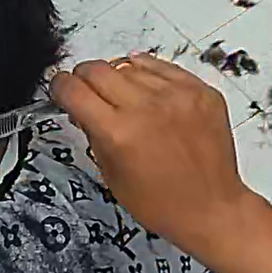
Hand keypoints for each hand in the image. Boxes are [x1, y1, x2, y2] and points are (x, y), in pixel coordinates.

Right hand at [52, 53, 267, 255]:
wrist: (211, 208)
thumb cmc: (164, 203)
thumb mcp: (112, 176)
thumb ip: (93, 135)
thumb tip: (81, 107)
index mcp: (118, 132)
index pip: (73, 89)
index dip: (60, 88)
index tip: (62, 90)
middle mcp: (147, 107)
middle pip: (97, 69)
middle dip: (85, 80)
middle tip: (89, 94)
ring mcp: (177, 96)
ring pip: (129, 64)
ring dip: (119, 78)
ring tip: (126, 101)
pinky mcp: (200, 91)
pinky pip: (163, 68)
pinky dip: (150, 77)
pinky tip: (149, 94)